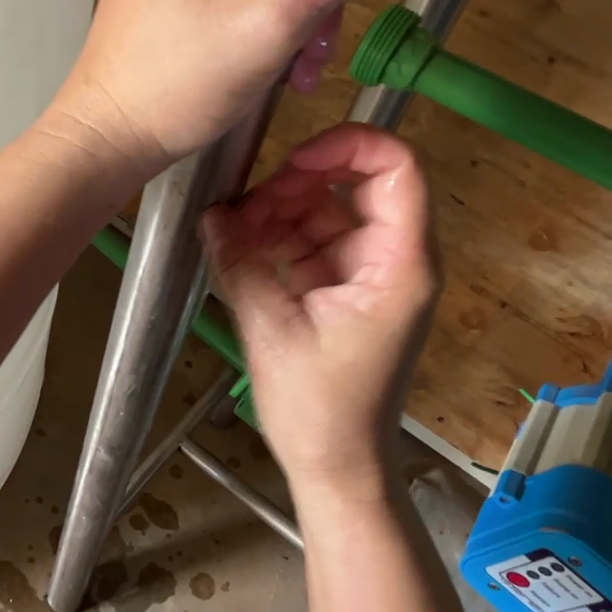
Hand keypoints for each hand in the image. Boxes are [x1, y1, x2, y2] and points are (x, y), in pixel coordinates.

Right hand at [200, 124, 440, 493]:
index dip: (347, 146)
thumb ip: (241, 262)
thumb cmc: (320, 407)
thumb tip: (212, 214)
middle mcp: (392, 260)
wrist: (335, 465)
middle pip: (352, 187)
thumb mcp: (272, 329)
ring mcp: (366, 275)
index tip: (293, 160)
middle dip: (296, 187)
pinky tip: (239, 248)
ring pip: (325, 214)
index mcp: (399, 264)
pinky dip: (276, 241)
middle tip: (245, 208)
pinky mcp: (341, 291)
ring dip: (278, 215)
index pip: (395, 169)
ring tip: (232, 232)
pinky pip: (310, 245)